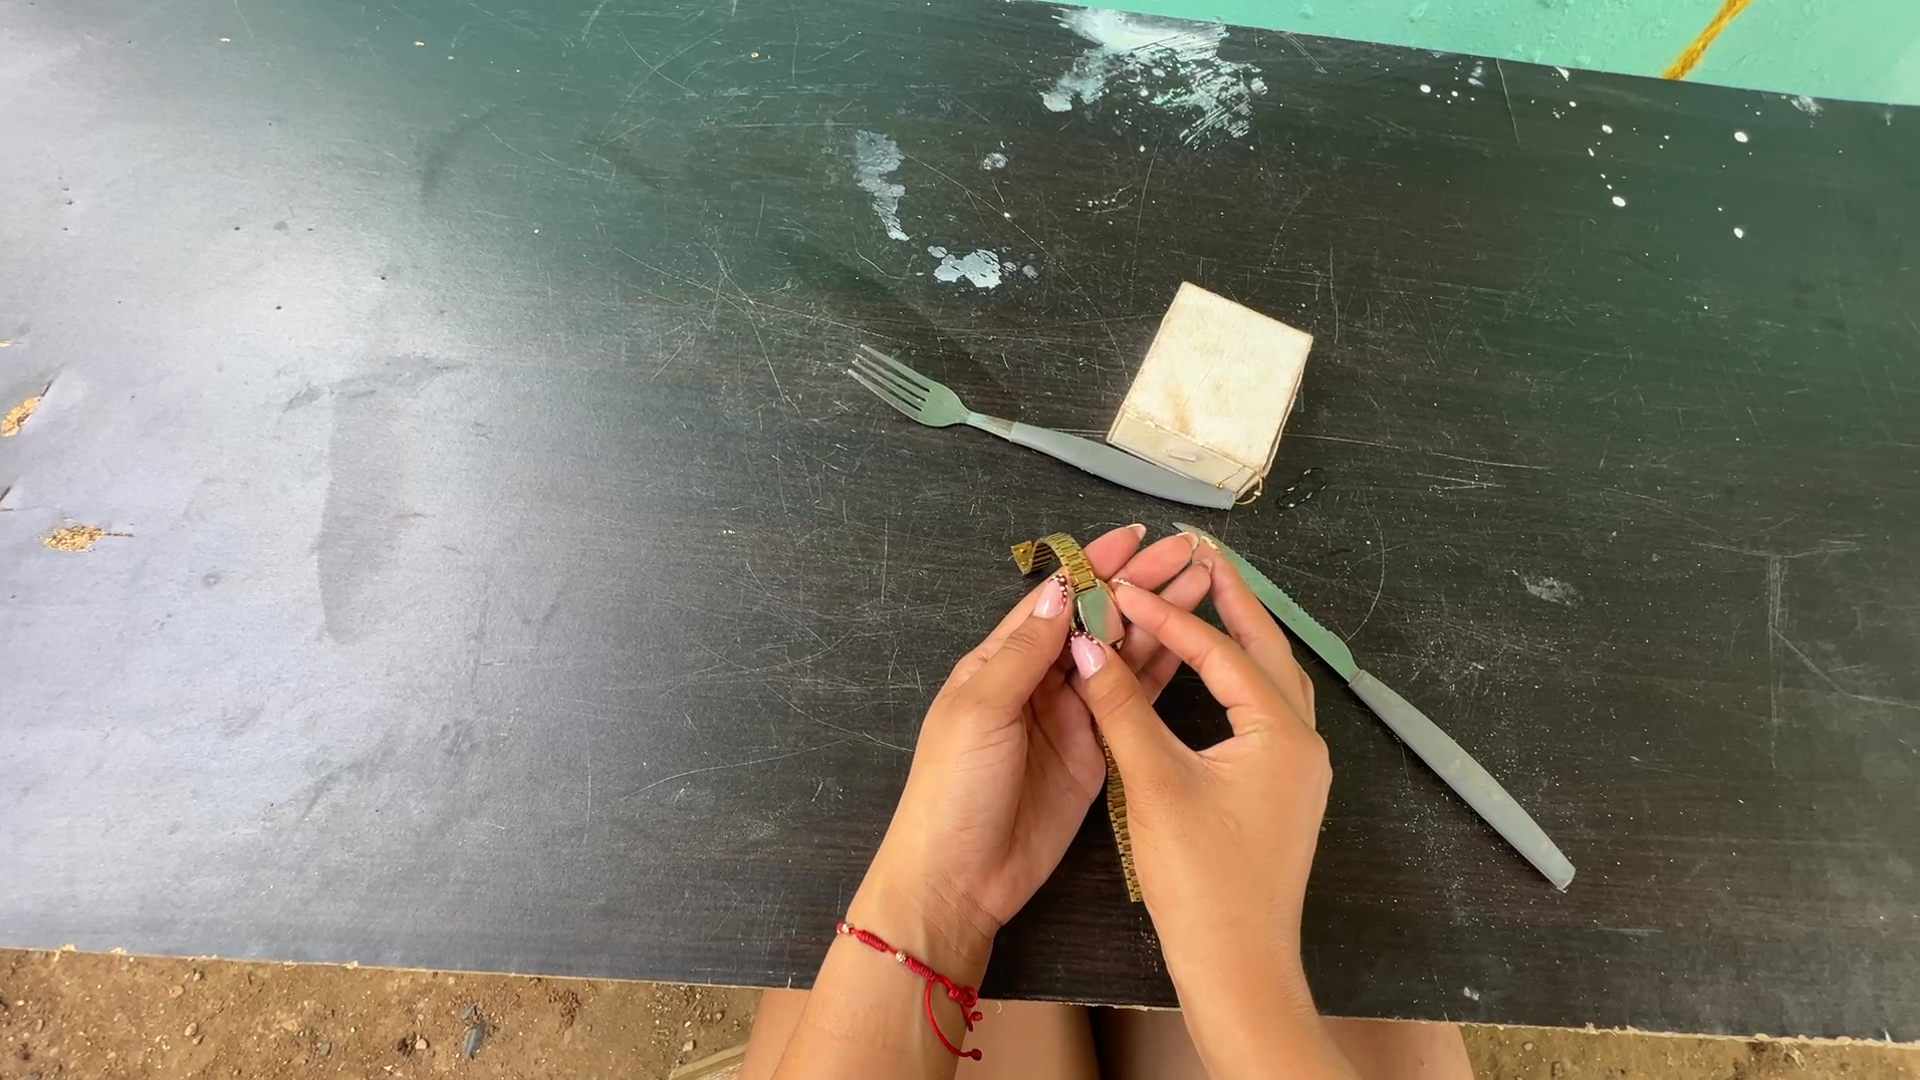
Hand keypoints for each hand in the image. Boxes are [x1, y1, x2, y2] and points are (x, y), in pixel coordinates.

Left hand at [850, 524, 1209, 978]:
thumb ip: (1024, 652)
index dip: (1094, 567)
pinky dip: (1158, 671)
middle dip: (1137, 586)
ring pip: (1119, 656)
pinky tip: (1189, 643)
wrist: (960, 877)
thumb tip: (1061, 589)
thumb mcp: (981, 710)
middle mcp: (1038, 679)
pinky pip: (1130, 701)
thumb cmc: (956, 785)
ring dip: (1157, 621)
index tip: (1135, 537)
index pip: (1054, 600)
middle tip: (1187, 554)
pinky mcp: (1097, 751)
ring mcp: (1072, 715)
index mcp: (1001, 660)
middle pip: (1094, 621)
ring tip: (1200, 585)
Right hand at [1069, 546, 1355, 1078]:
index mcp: (1280, 732)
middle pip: (1268, 648)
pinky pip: (1263, 705)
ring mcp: (1296, 765)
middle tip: (1201, 552)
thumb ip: (1120, 706)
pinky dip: (1238, 671)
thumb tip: (1086, 643)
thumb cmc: (1200, 876)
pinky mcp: (1280, 785)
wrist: (1237, 969)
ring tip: (1209, 591)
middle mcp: (1301, 740)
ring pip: (1272, 676)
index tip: (1123, 587)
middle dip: (1234, 598)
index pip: (1220, 652)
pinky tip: (1213, 665)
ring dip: (1241, 631)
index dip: (1168, 616)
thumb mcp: (1154, 782)